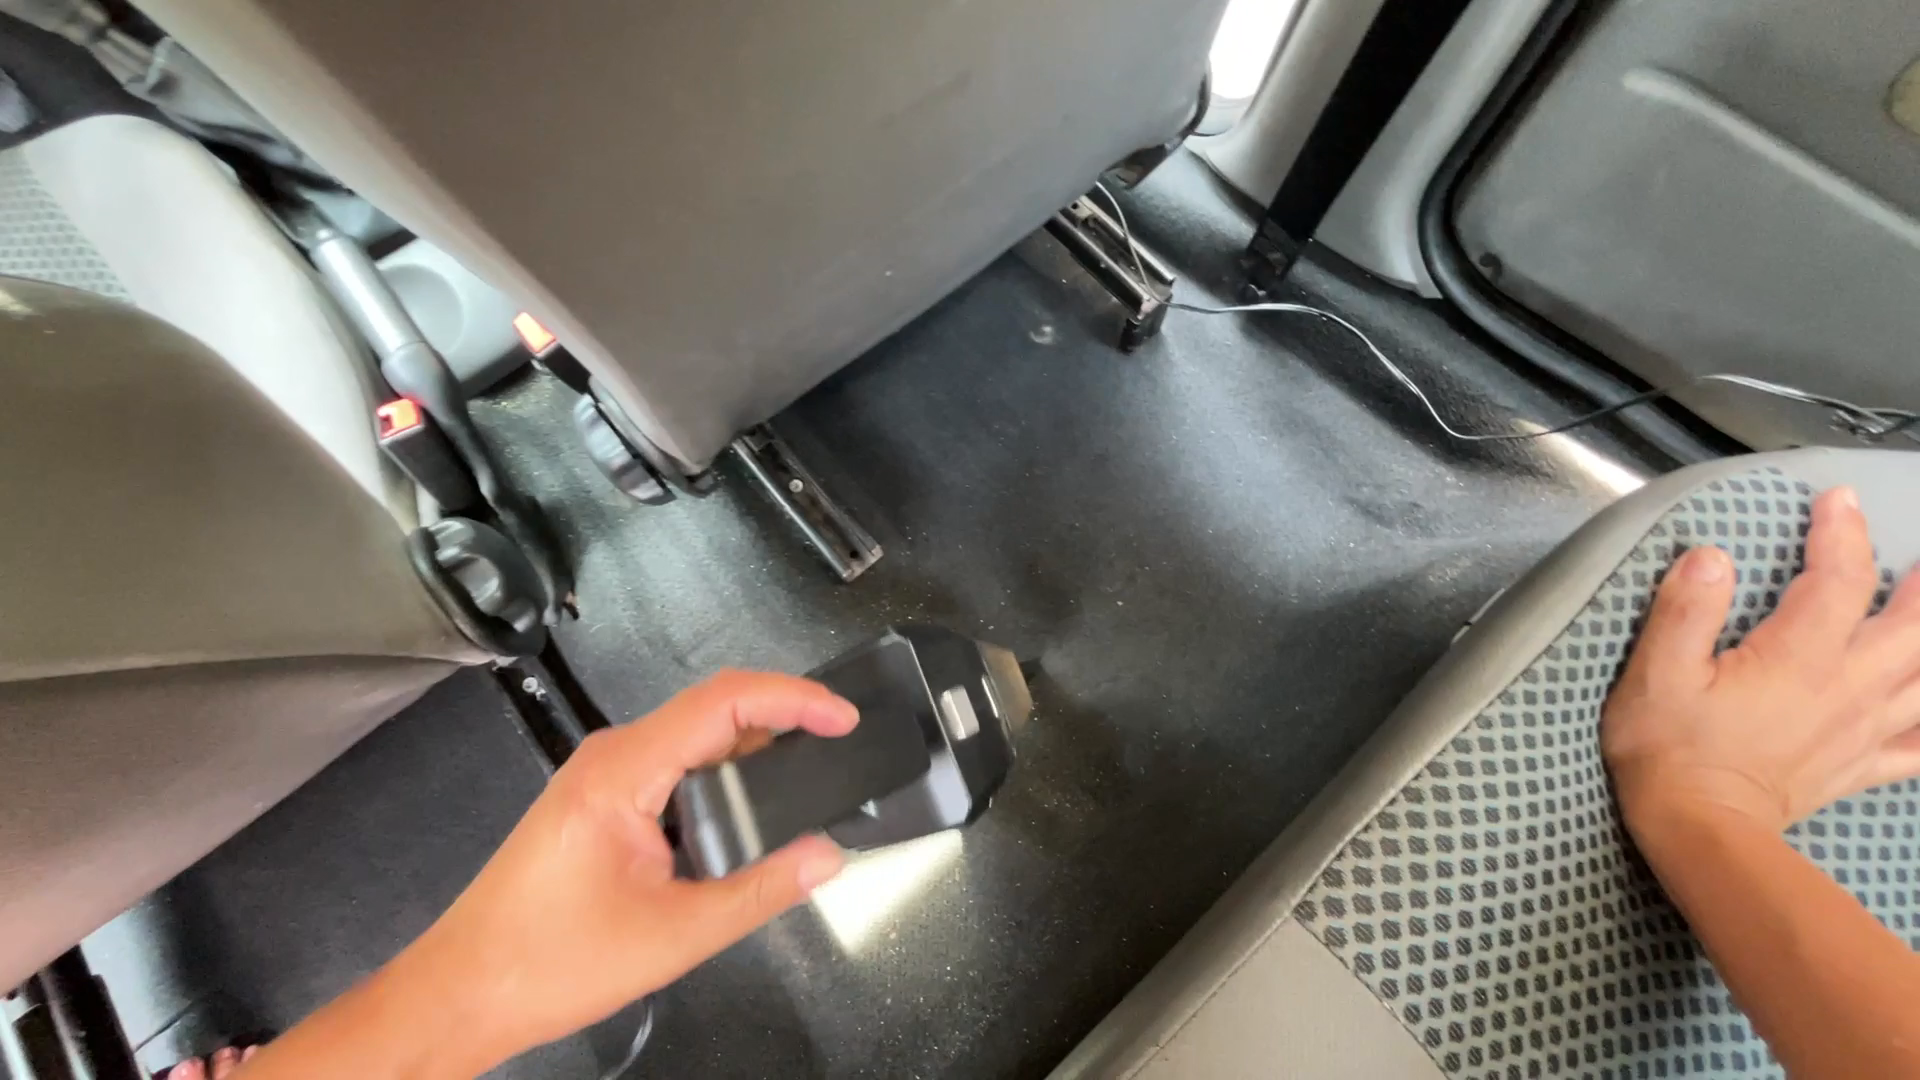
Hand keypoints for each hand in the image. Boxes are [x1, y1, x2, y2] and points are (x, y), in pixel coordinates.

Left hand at [398, 671, 856, 1066]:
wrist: (456, 995)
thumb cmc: (553, 964)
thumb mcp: (675, 936)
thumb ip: (762, 890)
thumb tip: (829, 856)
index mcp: (625, 770)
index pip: (725, 702)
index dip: (794, 698)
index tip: (843, 719)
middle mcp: (615, 752)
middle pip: (715, 707)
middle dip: (784, 715)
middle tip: (837, 744)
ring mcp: (607, 769)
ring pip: (698, 732)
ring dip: (755, 744)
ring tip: (808, 769)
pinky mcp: (606, 792)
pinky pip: (679, 759)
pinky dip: (726, 768)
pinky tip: (753, 802)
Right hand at [1603, 486, 1919, 832]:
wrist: (1698, 822)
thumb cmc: (1666, 742)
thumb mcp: (1655, 672)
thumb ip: (1685, 612)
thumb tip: (1710, 556)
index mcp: (1796, 657)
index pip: (1835, 581)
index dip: (1841, 534)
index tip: (1838, 501)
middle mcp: (1848, 685)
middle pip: (1916, 625)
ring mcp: (1865, 726)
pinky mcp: (1865, 761)